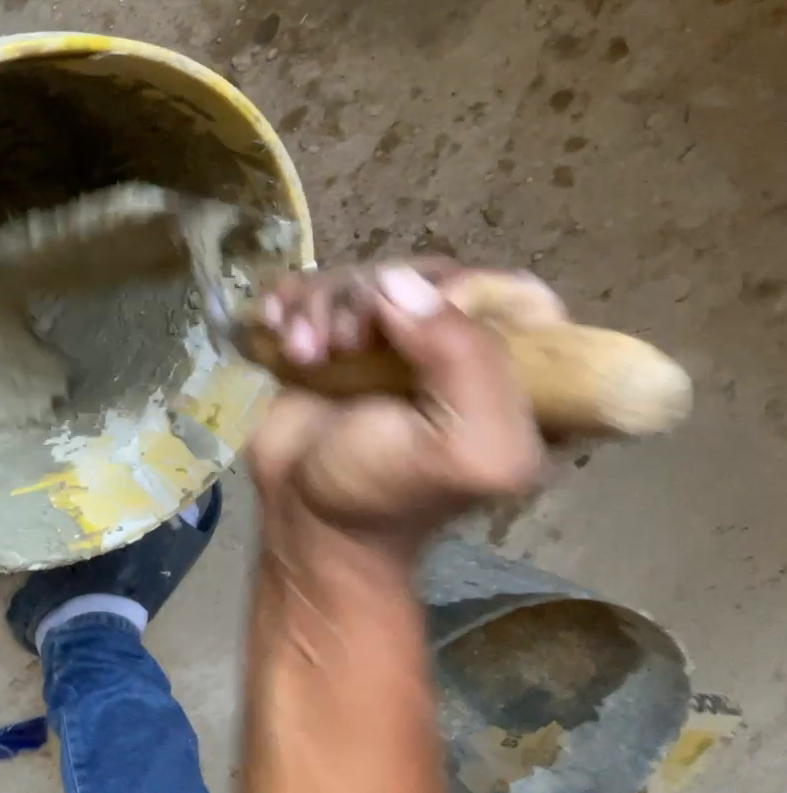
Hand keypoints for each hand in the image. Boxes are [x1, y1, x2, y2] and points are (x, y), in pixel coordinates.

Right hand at [246, 262, 556, 552]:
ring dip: (319, 309)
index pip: (514, 294)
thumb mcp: (465, 449)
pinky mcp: (326, 337)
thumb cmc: (388, 494)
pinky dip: (286, 303)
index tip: (410, 324)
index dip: (461, 292)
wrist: (303, 517)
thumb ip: (467, 363)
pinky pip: (308, 289)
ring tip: (303, 353)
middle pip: (421, 276)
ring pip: (356, 279)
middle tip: (345, 346)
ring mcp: (384, 339)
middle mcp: (452, 347)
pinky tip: (277, 333)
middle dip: (370, 301)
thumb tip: (398, 283)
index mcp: (516, 375)